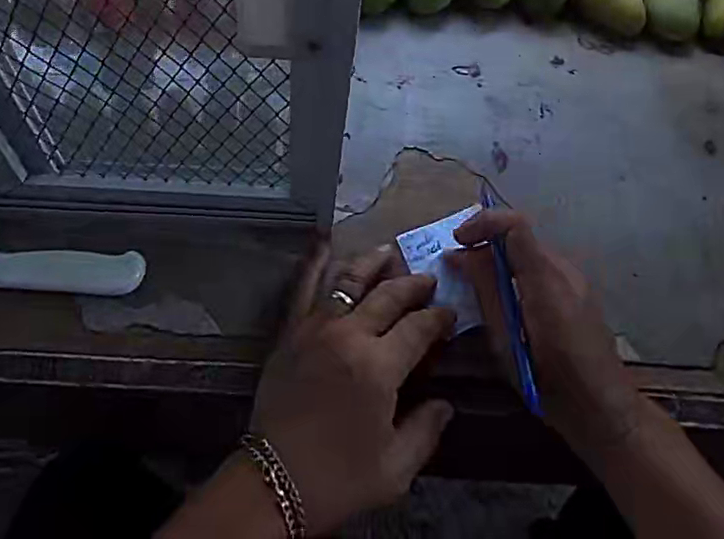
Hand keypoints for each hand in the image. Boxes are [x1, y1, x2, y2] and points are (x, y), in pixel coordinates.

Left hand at [249, 244, 457, 534]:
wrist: (274, 480)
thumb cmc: (339, 478)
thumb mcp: (395, 468)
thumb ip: (425, 430)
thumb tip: (446, 404)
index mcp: (379, 367)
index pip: (418, 328)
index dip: (438, 319)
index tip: (449, 314)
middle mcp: (349, 335)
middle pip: (387, 296)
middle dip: (412, 285)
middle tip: (426, 280)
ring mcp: (316, 327)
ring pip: (348, 281)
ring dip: (371, 262)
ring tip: (387, 251)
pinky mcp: (291, 330)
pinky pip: (304, 287)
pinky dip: (315, 262)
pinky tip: (324, 244)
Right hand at [445, 208, 644, 454]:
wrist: (607, 413)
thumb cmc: (551, 385)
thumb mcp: (507, 343)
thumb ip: (485, 291)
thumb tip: (460, 255)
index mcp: (547, 280)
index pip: (515, 224)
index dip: (483, 223)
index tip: (459, 242)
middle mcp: (565, 270)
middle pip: (519, 236)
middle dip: (485, 243)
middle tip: (460, 268)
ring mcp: (576, 280)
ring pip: (529, 252)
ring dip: (500, 260)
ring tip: (479, 288)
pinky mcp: (580, 292)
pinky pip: (541, 268)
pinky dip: (517, 272)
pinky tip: (508, 303)